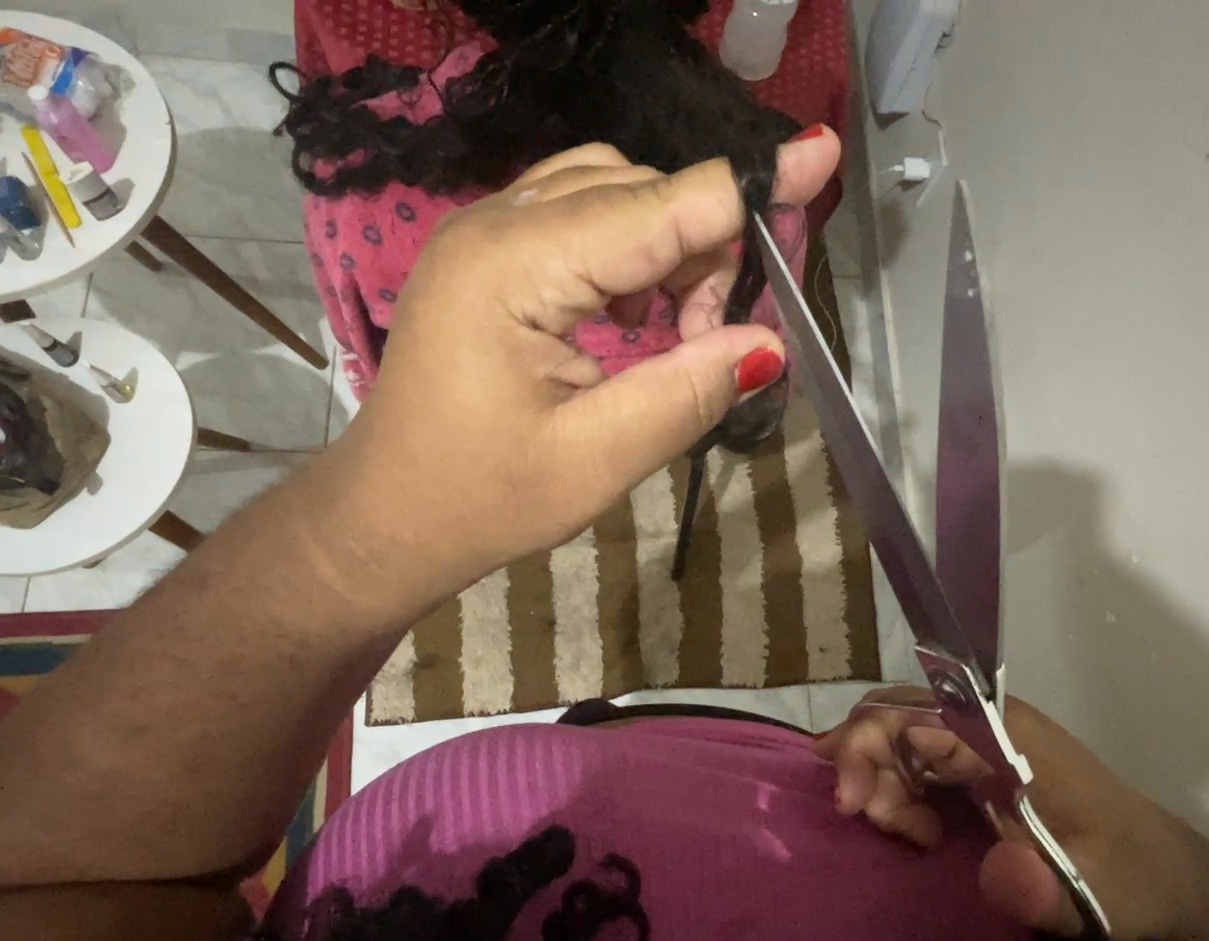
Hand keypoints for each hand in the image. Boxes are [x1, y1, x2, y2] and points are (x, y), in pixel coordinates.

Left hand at [312, 132, 840, 608]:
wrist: (389, 516)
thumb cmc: (481, 500)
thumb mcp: (594, 460)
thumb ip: (684, 393)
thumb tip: (768, 343)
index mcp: (512, 269)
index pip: (655, 208)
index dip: (744, 187)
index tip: (819, 156)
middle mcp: (495, 227)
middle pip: (636, 190)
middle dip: (701, 250)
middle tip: (712, 340)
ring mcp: (486, 236)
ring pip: (610, 195)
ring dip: (667, 250)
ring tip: (672, 334)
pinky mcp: (489, 258)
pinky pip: (579, 220)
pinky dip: (629, 256)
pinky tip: (631, 318)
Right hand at [815, 686, 1203, 940]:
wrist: (1160, 874)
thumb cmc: (1126, 877)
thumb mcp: (1091, 893)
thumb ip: (1042, 889)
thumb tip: (993, 876)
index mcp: (1007, 733)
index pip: (913, 713)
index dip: (867, 746)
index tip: (853, 805)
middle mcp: (986, 722)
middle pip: (895, 715)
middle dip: (862, 760)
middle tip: (860, 817)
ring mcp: (980, 739)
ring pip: (897, 735)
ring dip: (879, 779)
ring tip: (906, 834)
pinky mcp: (977, 761)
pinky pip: (914, 757)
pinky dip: (895, 786)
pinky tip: (914, 827)